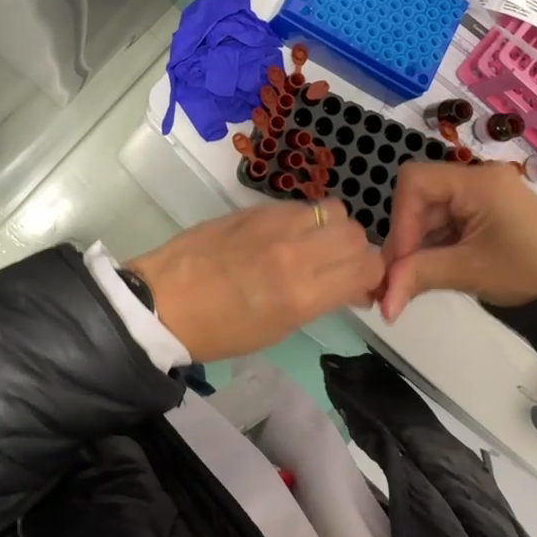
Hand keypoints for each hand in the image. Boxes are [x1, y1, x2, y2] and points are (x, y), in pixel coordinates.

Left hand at [129, 200, 384, 362]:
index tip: (360, 286)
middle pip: (355, 232)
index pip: (368, 266)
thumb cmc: (220, 331)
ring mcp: (273, 224)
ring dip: (331, 229)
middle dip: (355, 251)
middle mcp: (294, 252)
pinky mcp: (254, 208)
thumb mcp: (279, 328)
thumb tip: (353, 285)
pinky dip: (304, 220)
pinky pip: (299, 206)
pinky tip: (285, 237)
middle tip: (338, 267)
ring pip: (332, 209)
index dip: (373, 276)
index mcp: (301, 293)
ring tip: (312, 247)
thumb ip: (322, 299)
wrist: (164, 301)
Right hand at [377, 161, 536, 320]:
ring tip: (412, 277)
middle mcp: (475, 177)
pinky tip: (431, 267)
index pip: (415, 182)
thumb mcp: (471, 272)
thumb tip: (382, 304)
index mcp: (477, 182)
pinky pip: (443, 218)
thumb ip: (420, 275)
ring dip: (418, 242)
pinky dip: (433, 242)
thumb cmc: (528, 271)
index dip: (400, 218)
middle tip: (398, 275)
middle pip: (419, 195)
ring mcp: (478, 192)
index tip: (400, 260)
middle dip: (407, 235)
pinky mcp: (480, 208)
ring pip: (427, 209)